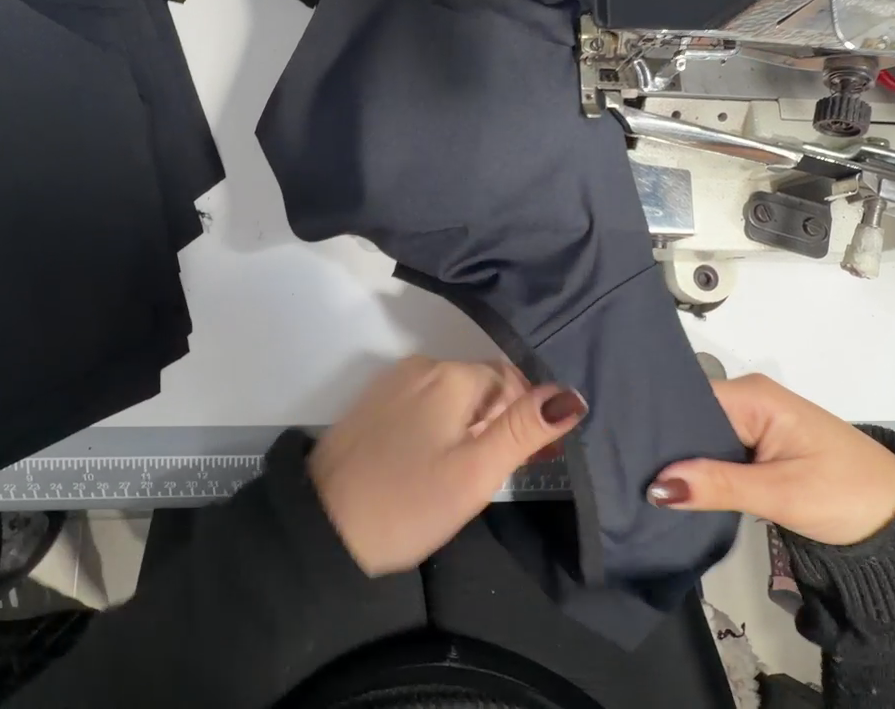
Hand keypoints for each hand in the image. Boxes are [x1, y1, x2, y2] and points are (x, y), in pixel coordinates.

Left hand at [309, 356, 587, 575]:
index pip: (510, 381)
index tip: (531, 461)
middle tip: (497, 474)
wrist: (323, 528)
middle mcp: (420, 366)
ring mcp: (391, 383)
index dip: (527, 419)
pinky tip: (432, 462)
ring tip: (465, 474)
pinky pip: (422, 404)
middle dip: (498, 422)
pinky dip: (439, 426)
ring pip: (451, 396)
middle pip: (481, 386)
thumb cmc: (409, 503)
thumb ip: (523, 429)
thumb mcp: (475, 472)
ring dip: (469, 425)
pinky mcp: (372, 404)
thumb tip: (571, 394)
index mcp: (450, 375)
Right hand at [646, 374, 894, 545]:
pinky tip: (672, 483)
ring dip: (679, 458)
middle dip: (663, 444)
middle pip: (689, 415)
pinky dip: (698, 467)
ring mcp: (753, 419)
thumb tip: (656, 485)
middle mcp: (749, 397)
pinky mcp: (757, 442)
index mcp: (754, 395)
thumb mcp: (780, 494)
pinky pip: (714, 447)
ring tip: (637, 478)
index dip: (656, 425)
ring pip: (700, 434)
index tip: (622, 449)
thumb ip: (718, 486)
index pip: (688, 400)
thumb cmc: (846, 496)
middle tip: (624, 472)